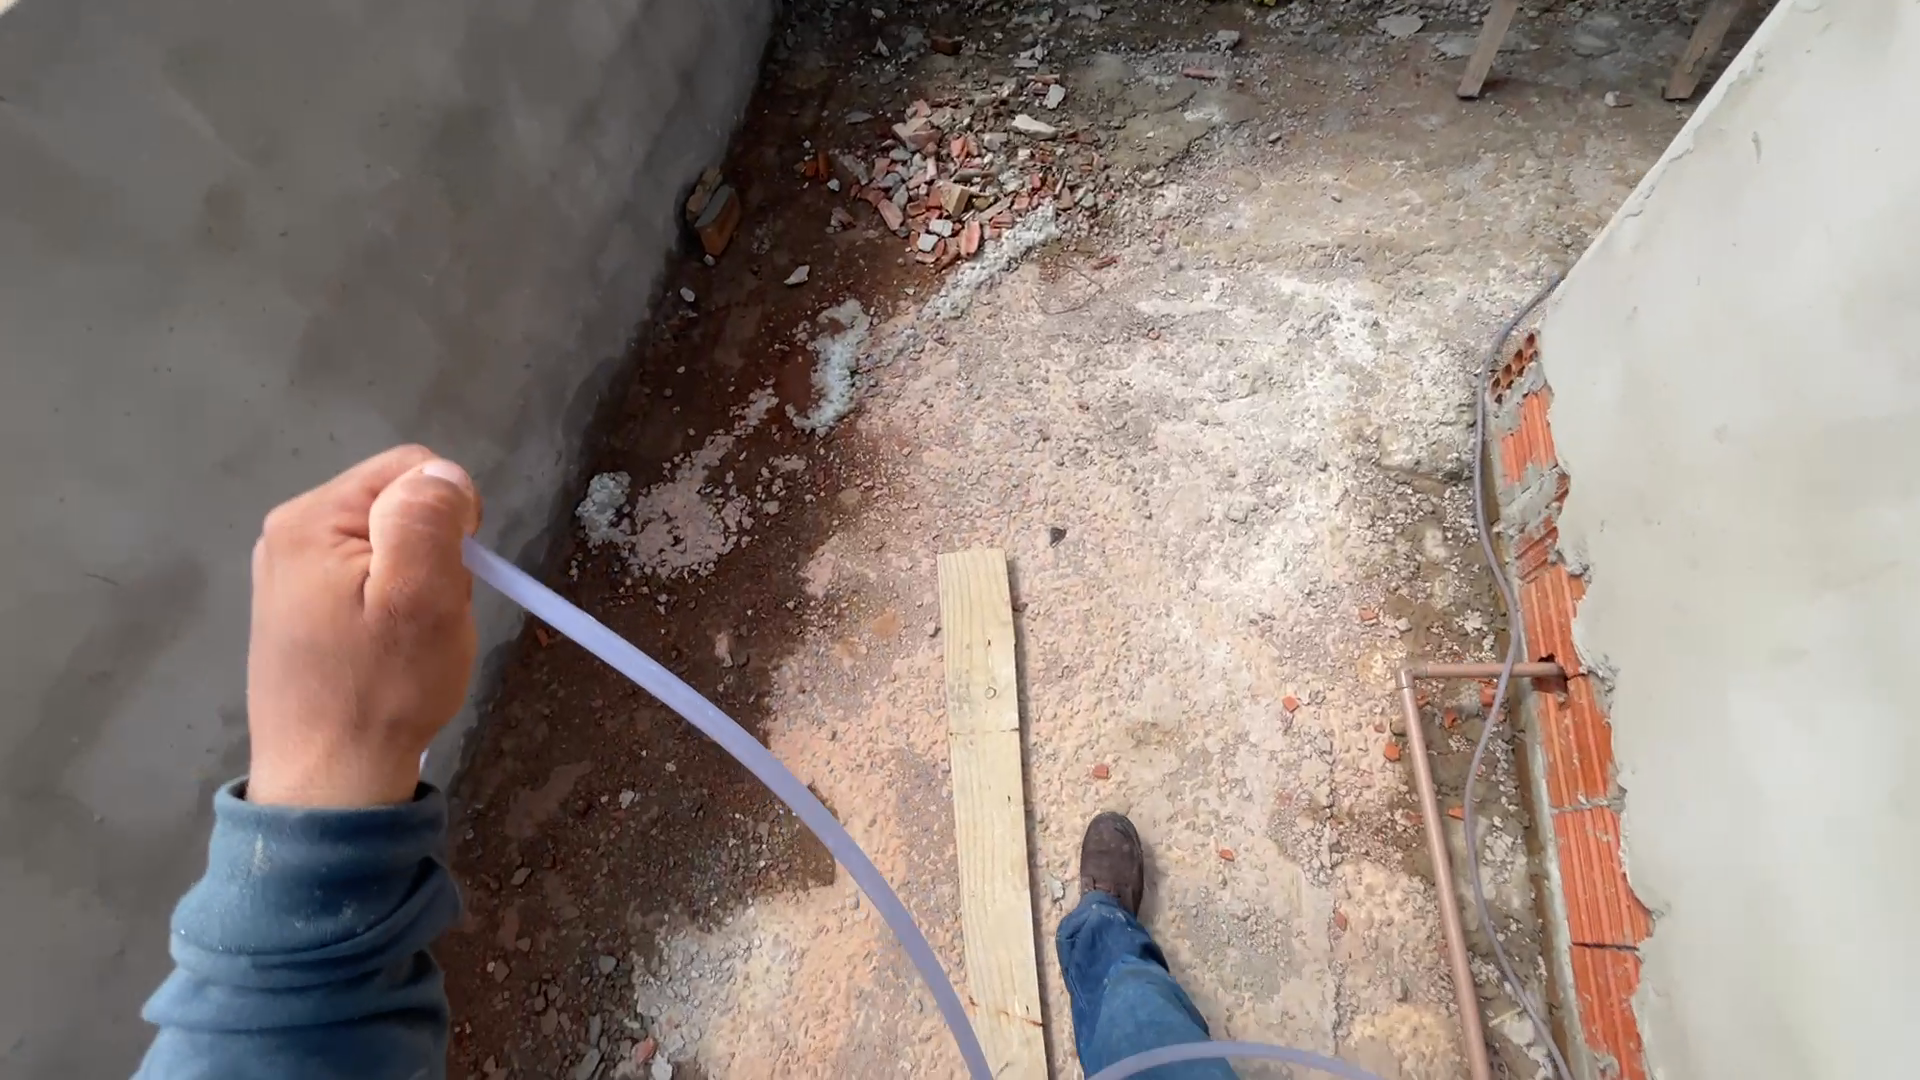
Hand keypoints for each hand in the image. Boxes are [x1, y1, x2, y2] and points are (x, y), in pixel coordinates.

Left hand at [245, 446, 481, 806]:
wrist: (334, 774)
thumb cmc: (386, 685)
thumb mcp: (423, 597)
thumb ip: (429, 520)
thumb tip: (445, 473)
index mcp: (313, 519)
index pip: (414, 467)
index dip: (455, 511)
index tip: (460, 568)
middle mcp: (292, 533)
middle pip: (403, 501)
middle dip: (441, 546)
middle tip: (436, 605)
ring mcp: (295, 570)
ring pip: (397, 539)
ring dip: (428, 576)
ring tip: (419, 628)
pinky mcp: (306, 603)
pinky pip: (378, 571)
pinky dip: (405, 597)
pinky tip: (399, 637)